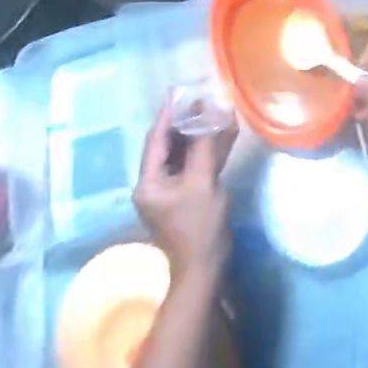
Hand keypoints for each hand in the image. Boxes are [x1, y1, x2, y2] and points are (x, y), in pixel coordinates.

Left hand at [134, 101, 236, 281]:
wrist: (206, 274)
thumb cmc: (200, 229)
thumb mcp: (204, 184)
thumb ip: (204, 149)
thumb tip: (210, 116)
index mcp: (148, 182)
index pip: (156, 140)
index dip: (168, 115)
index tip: (177, 93)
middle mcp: (152, 185)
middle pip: (166, 146)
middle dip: (184, 124)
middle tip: (199, 101)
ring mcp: (167, 193)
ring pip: (180, 156)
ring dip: (196, 137)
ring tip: (212, 114)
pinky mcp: (182, 198)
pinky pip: (190, 168)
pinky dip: (202, 154)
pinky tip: (219, 137)